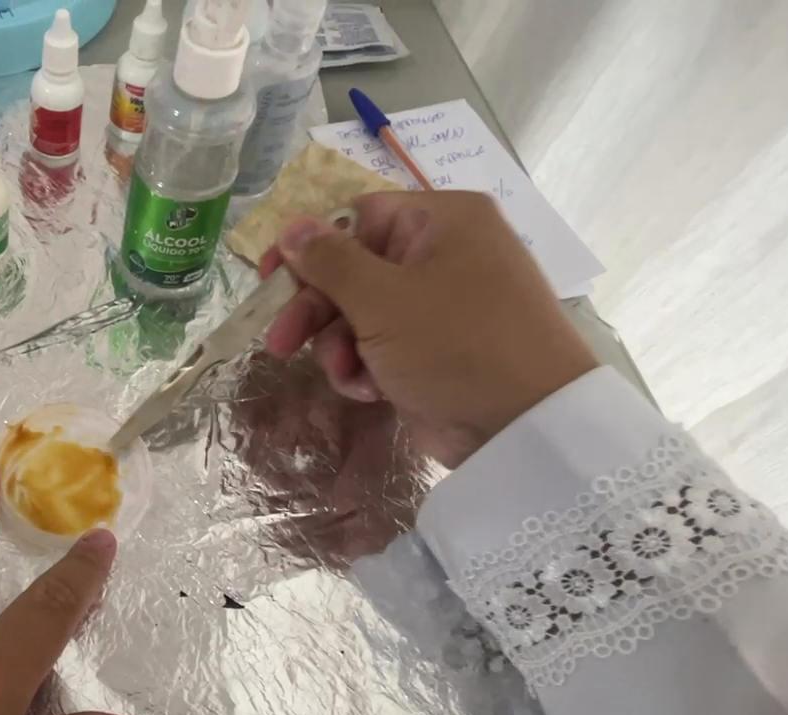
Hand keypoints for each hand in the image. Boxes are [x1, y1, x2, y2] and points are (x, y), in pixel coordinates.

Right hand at [261, 191, 598, 466]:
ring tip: (347, 375)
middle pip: (351, 270)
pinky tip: (371, 390)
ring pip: (358, 314)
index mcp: (439, 221)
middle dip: (315, 312)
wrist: (520, 423)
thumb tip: (292, 226)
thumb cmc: (453, 344)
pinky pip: (378, 345)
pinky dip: (365, 367)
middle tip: (280, 345)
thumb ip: (330, 261)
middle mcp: (439, 254)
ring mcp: (437, 304)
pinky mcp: (431, 348)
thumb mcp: (382, 299)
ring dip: (339, 347)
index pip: (355, 217)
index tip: (267, 278)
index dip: (307, 247)